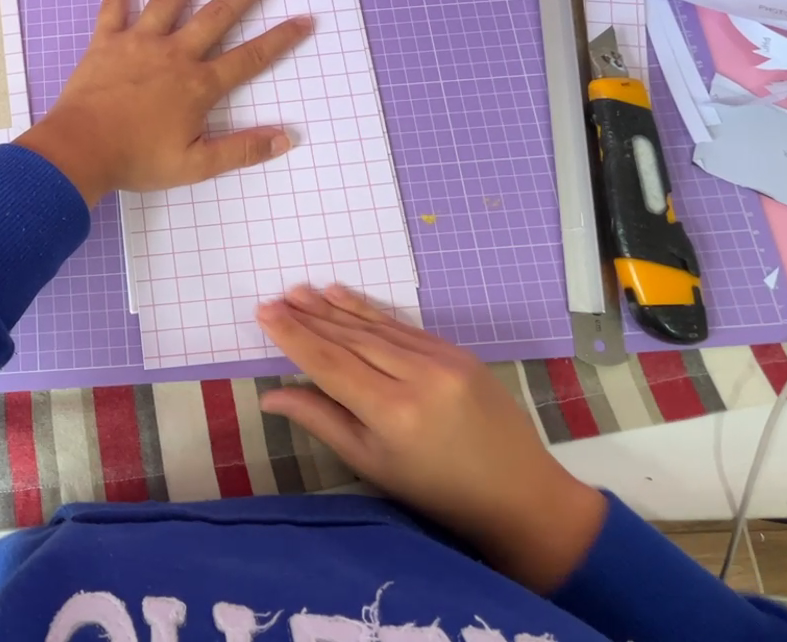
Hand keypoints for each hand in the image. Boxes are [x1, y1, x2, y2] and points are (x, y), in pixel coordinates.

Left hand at [15, 0, 312, 206]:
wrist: (81, 149)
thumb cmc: (136, 159)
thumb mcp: (195, 165)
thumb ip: (241, 150)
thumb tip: (285, 138)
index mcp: (198, 85)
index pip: (249, 57)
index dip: (280, 39)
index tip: (304, 20)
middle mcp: (174, 54)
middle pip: (218, 15)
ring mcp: (139, 42)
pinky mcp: (107, 40)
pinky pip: (114, 2)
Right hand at [257, 284, 607, 592]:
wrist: (521, 495)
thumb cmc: (436, 491)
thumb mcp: (372, 463)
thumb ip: (320, 421)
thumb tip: (269, 396)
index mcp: (393, 413)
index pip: (329, 363)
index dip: (294, 337)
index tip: (265, 313)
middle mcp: (417, 377)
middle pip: (349, 338)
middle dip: (308, 317)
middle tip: (275, 299)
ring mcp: (441, 360)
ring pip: (373, 326)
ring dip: (332, 307)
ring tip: (300, 291)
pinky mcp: (456, 352)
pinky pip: (400, 326)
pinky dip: (367, 310)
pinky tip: (340, 295)